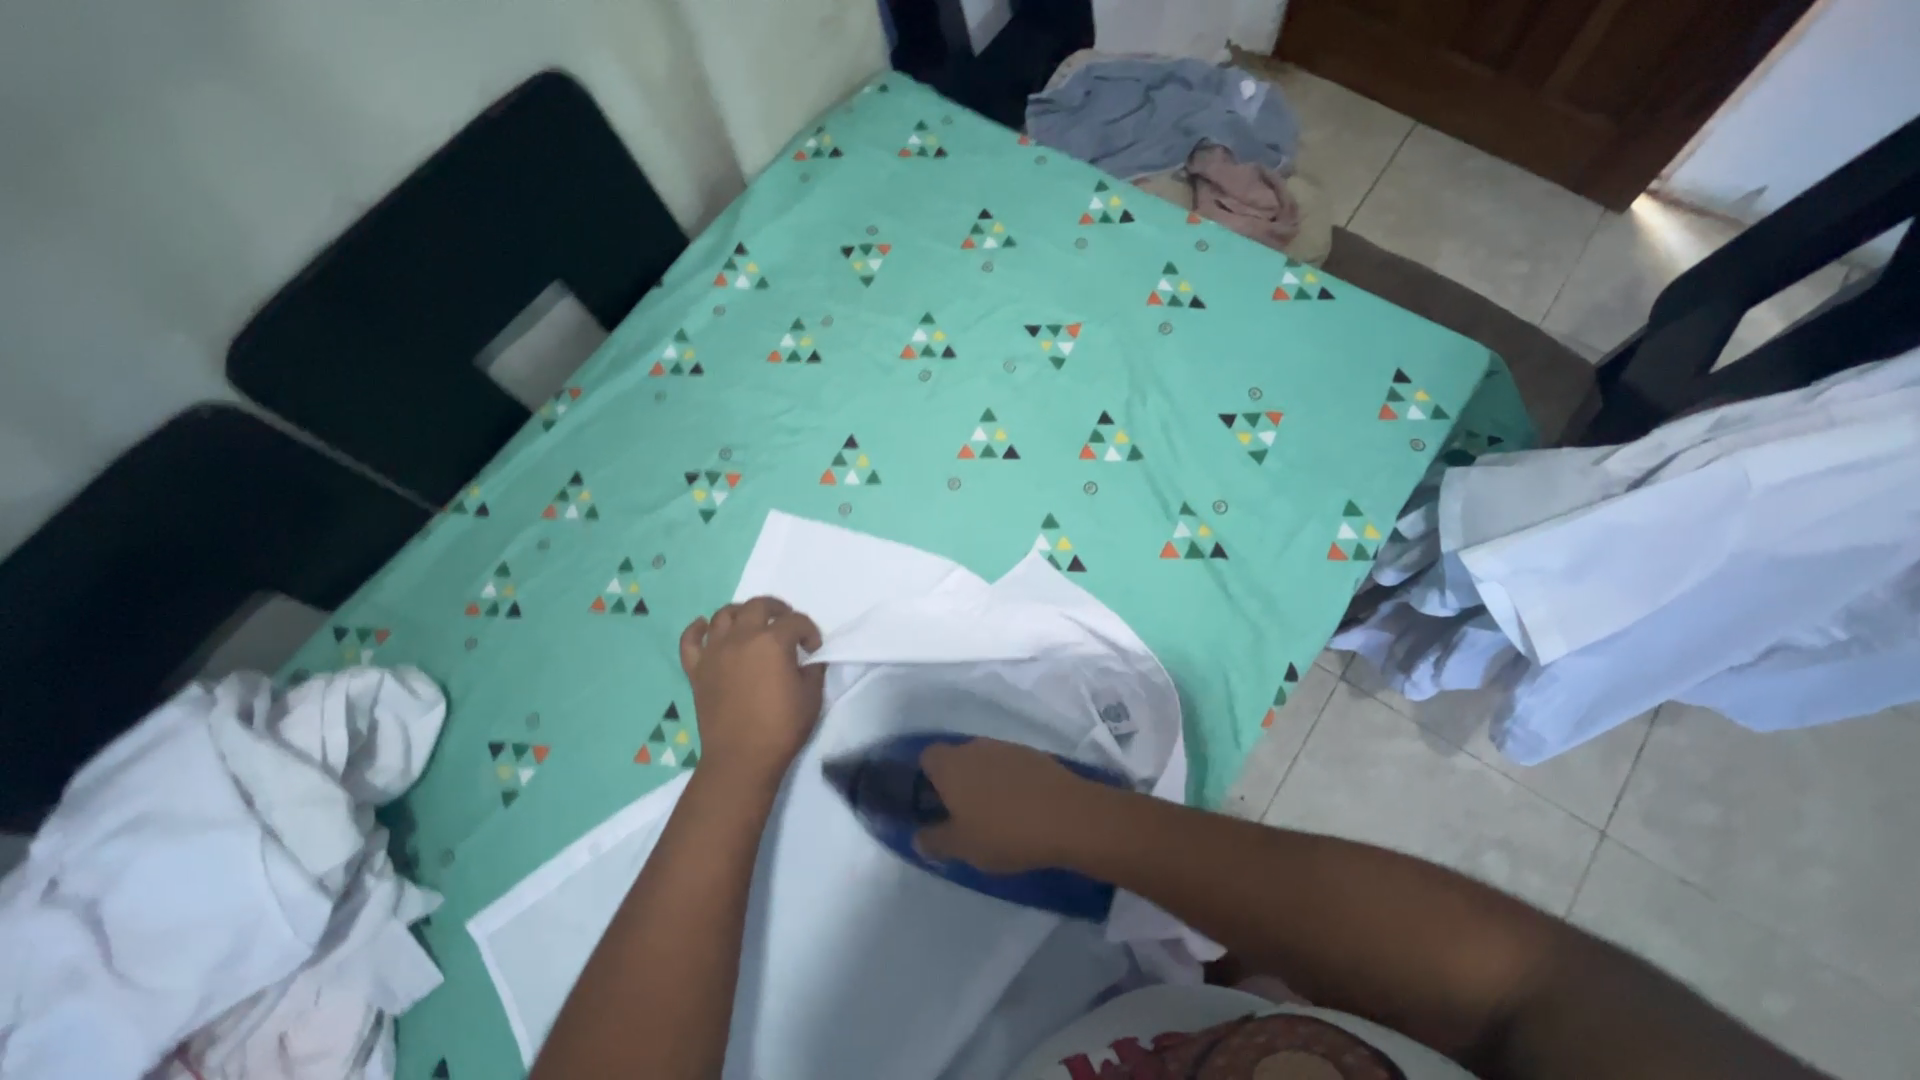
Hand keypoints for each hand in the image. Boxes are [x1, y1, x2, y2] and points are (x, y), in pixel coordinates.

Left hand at [679, 597, 824, 787]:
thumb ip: (813, 670)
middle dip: (777, 609)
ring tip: (751, 624)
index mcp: (773, 642)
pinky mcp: (697, 670)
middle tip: (786, 624)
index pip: (796, 621)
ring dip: (741, 613)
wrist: (742, 757)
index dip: (810, 632)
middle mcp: (741, 637)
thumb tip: (809, 660)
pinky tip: (705, 627)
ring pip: (723, 615)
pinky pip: (690, 641)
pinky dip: (696, 629)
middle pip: (758, 606)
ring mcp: (715, 652)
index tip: (814, 650)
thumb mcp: (812, 696)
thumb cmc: (782, 727)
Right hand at [914, 738, 1104, 873]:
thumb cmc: (1005, 832)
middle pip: (956, 759)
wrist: (1070, 817)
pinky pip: (1011, 768)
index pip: (926, 757)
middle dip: (956, 783)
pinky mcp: (1036, 756)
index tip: (934, 807)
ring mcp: (1008, 748)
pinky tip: (1022, 810)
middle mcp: (976, 747)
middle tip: (963, 817)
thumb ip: (934, 841)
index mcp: (951, 764)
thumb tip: (919, 837)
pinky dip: (1011, 784)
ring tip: (995, 817)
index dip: (925, 780)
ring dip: (985, 783)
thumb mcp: (962, 847)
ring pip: (985, 763)